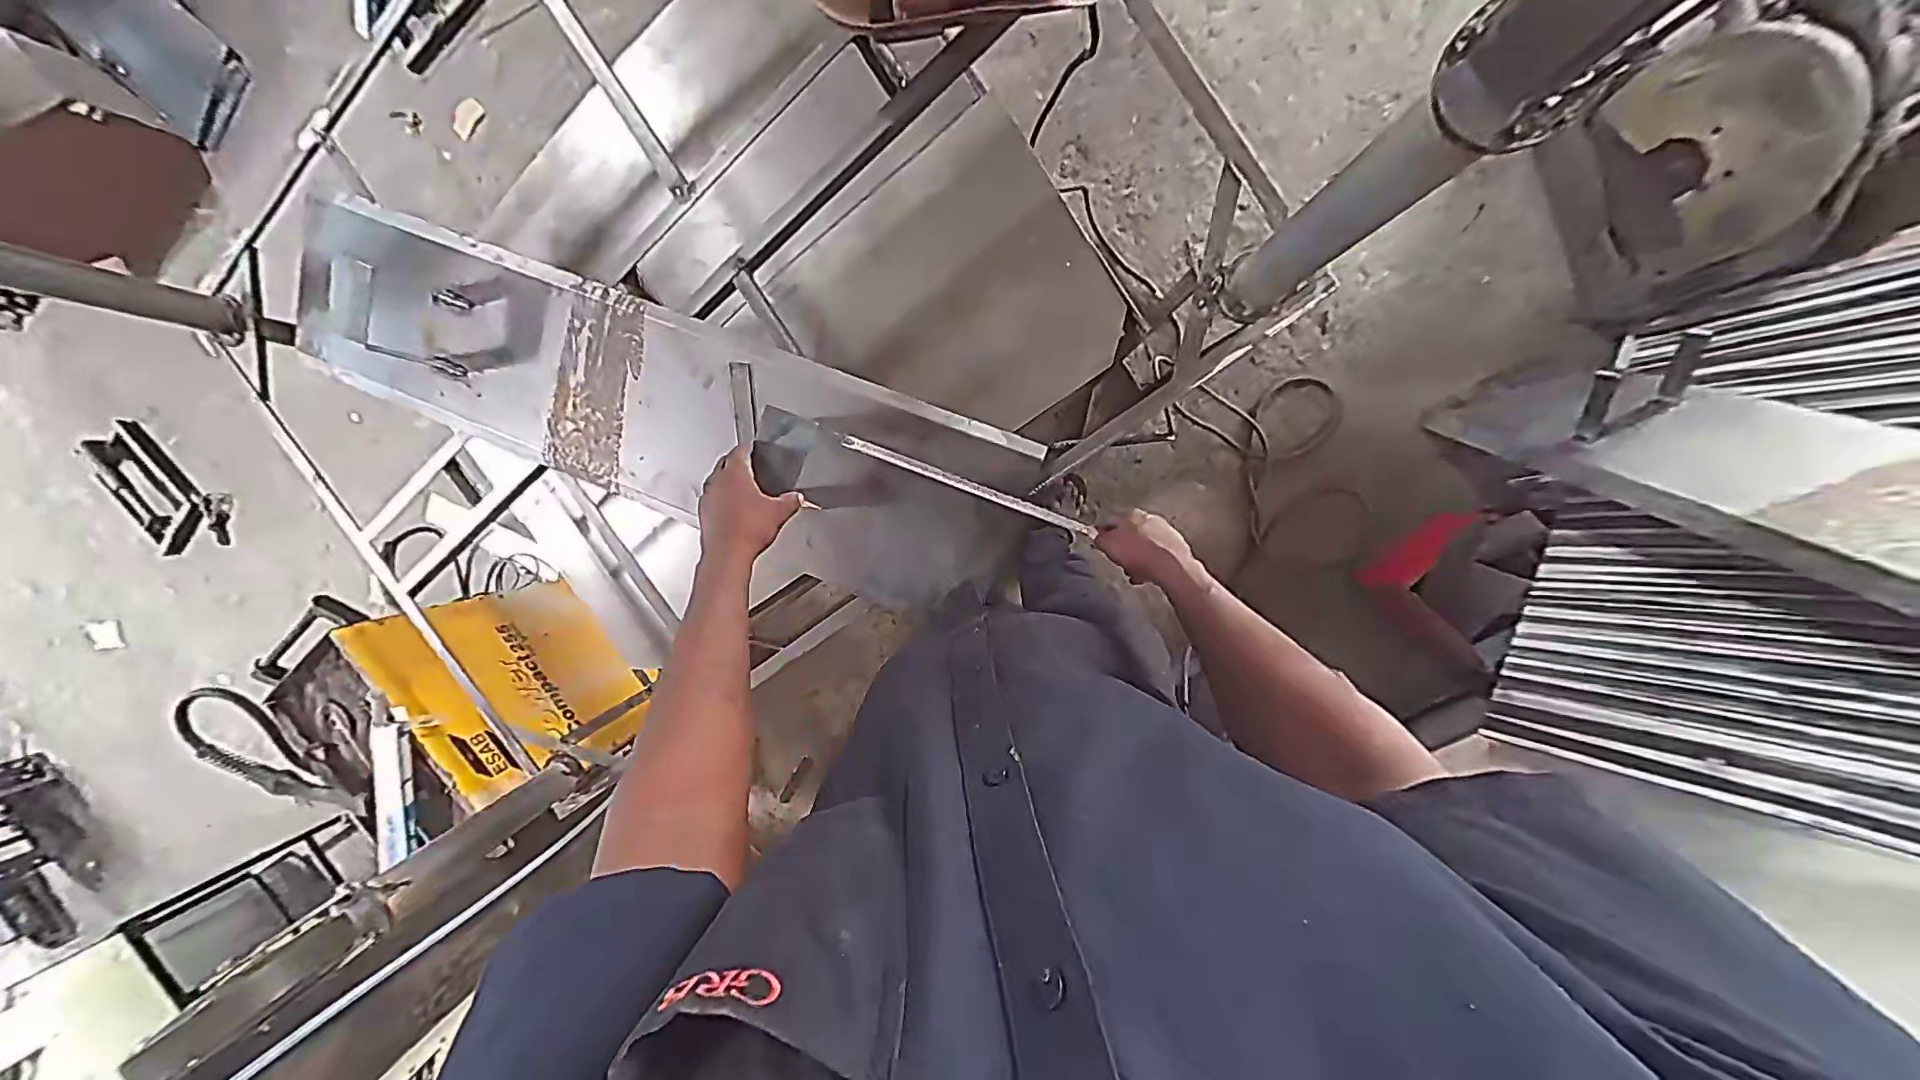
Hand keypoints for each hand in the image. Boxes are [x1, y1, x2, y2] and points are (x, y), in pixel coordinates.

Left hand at [699, 448, 802, 570]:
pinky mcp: (704, 513)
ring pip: (716, 481)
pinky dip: (720, 499)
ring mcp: (708, 497)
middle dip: (735, 462)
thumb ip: (790, 501)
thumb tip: (796, 498)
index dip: (747, 448)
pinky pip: (712, 499)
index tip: (750, 447)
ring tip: (739, 487)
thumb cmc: (747, 530)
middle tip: (745, 464)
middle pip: (724, 463)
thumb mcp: (779, 512)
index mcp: (735, 474)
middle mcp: (717, 482)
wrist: (728, 554)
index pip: (739, 451)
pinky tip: (731, 509)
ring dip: (726, 481)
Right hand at [1095, 509, 1201, 589]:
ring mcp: (1164, 531)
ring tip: (1134, 572)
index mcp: (1131, 514)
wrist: (1171, 567)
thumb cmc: (1139, 554)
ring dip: (1138, 557)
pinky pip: (1157, 553)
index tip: (1102, 547)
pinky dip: (1151, 562)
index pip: (1110, 522)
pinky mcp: (1175, 545)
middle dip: (1123, 548)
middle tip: (1119, 562)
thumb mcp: (1109, 546)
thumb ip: (1099, 538)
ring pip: (1144, 544)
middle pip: (1129, 533)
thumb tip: (1095, 535)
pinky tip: (1147, 574)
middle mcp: (1149, 518)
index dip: (1103, 536)